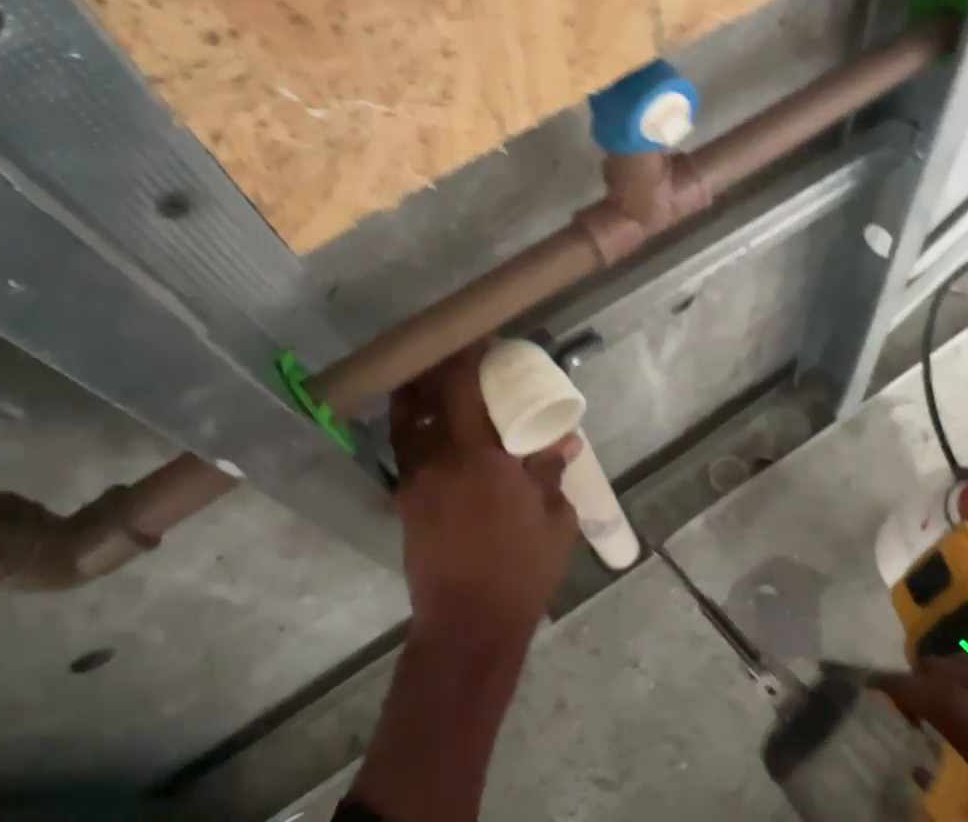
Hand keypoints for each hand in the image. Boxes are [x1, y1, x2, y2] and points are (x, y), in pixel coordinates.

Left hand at [390, 342, 580, 648]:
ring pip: (406, 422)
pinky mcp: (404, 502)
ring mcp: (415, 481)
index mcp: (480, 458)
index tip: (484, 341)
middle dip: (441, 369)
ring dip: (419, 395)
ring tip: (435, 381)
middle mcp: (439, 459)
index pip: (464, 388)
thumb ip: (553, 472)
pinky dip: (414, 429)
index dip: (469, 356)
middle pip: (427, 396)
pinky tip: (432, 429)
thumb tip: (563, 439)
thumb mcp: (554, 520)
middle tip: (460, 357)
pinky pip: (405, 451)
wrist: (467, 625)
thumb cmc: (520, 573)